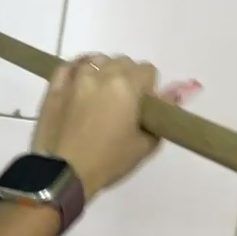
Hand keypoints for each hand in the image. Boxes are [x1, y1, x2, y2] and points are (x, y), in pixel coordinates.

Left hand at [30, 55, 196, 199]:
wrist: (62, 174)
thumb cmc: (108, 162)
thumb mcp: (145, 143)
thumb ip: (164, 112)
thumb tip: (183, 90)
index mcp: (126, 86)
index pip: (148, 70)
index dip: (148, 88)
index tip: (142, 108)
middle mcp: (100, 75)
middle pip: (122, 62)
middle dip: (127, 79)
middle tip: (121, 105)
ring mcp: (74, 79)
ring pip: (96, 60)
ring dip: (103, 72)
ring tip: (100, 96)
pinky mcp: (54, 88)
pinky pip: (68, 66)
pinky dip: (77, 69)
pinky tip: (80, 83)